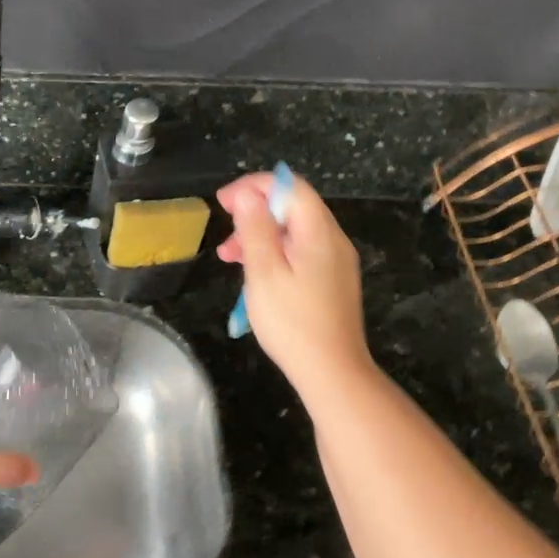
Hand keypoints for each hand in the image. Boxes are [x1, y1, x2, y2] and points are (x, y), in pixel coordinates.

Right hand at [216, 171, 372, 394]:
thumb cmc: (292, 321)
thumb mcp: (264, 272)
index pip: (291, 188)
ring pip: (294, 232)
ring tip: (229, 257)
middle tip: (223, 230)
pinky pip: (300, 252)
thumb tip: (249, 195)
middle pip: (293, 208)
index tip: (223, 201)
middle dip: (254, 212)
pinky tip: (254, 274)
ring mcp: (335, 262)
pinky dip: (274, 253)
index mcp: (319, 233)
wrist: (331, 370)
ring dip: (259, 235)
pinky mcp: (331, 281)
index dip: (255, 186)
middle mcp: (333, 241)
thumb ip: (255, 229)